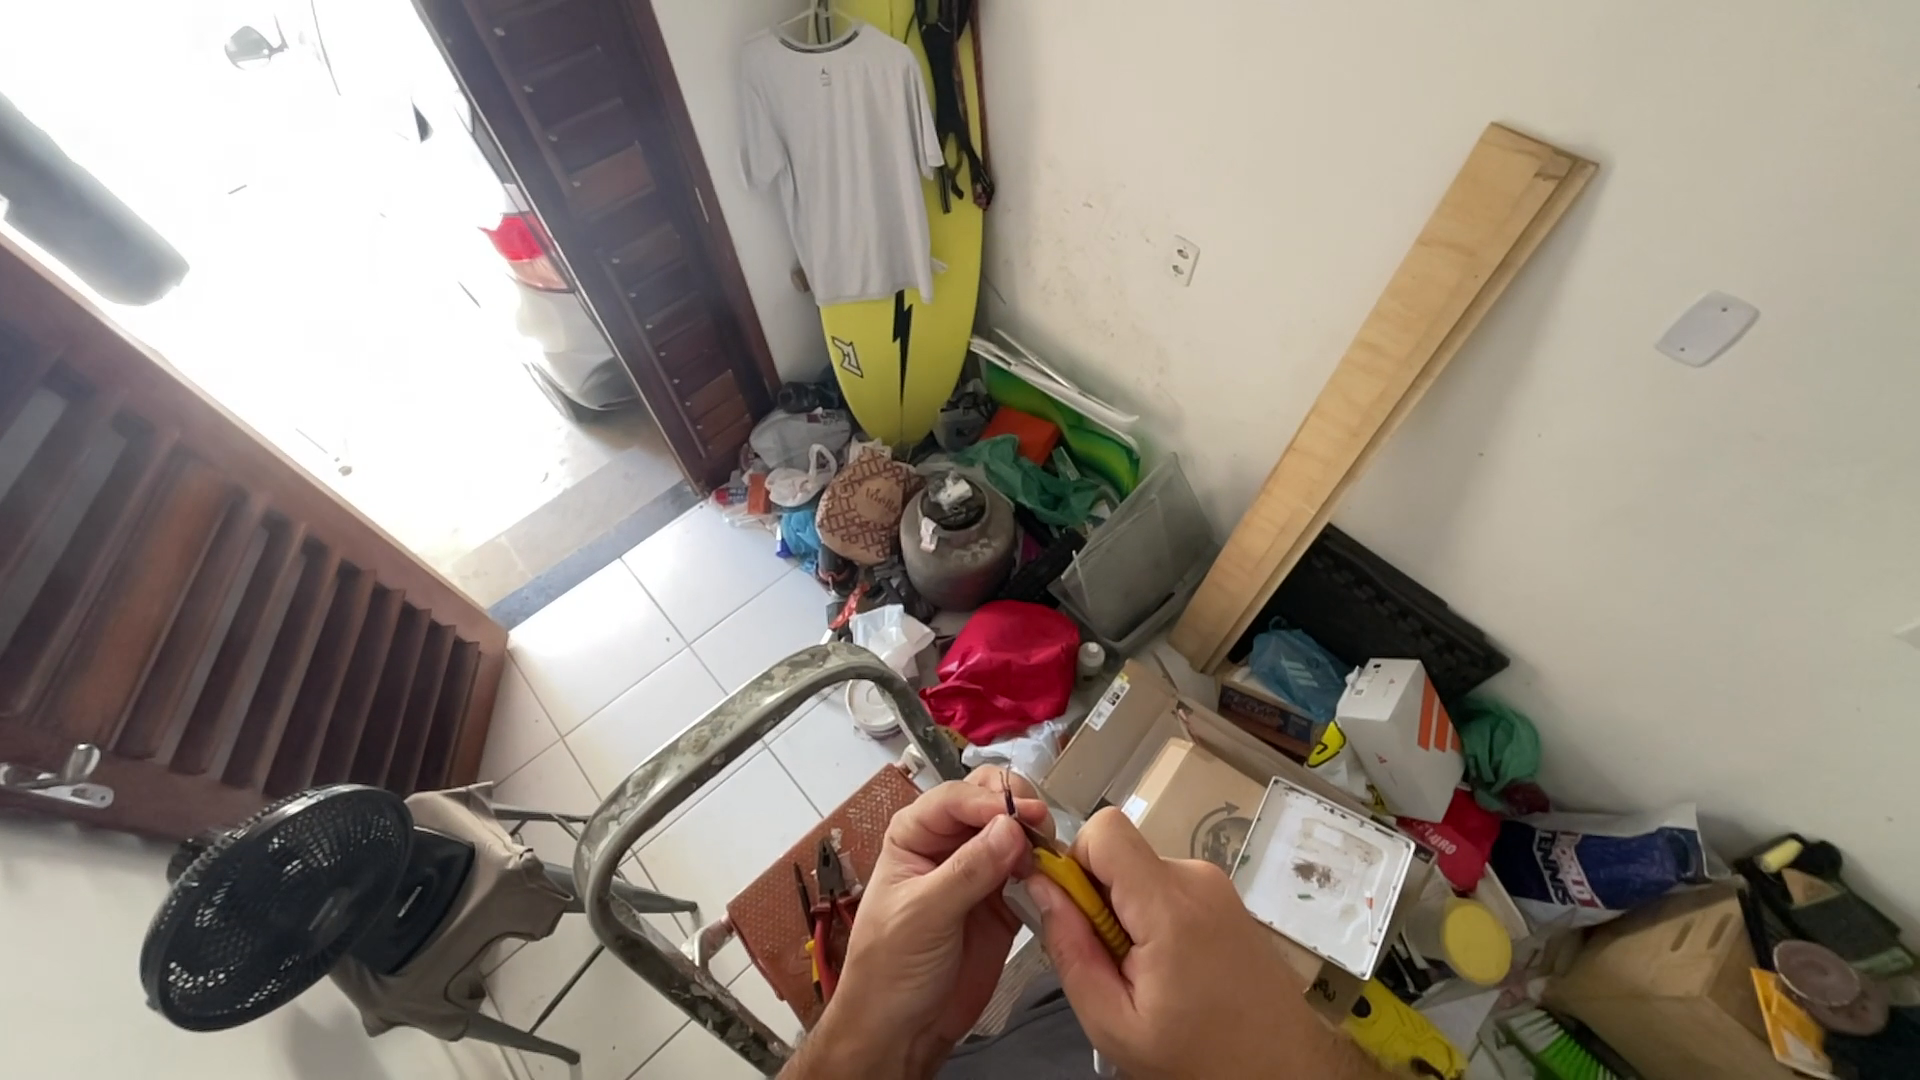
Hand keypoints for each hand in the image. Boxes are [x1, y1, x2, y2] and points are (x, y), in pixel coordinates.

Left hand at [788, 767, 1051, 1078]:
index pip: (956, 797)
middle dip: (1017, 805)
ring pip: (1016, 830)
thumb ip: (967, 871)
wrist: (901, 1031)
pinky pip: (1031, 869)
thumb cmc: (889, 969)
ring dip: (1035, 835)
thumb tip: (1010, 827)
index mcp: (916, 832)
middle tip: (1039, 827)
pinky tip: (1052, 877)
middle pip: (990, 799)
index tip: (1021, 815)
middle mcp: (949, 841)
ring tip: (1047, 855)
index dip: (989, 801)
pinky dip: (1045, 868)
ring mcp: (979, 867)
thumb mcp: (922, 916)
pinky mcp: (1004, 897)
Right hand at [1030, 808, 1387, 1079]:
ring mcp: (1215, 883)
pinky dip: (1153, 914)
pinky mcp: (1225, 894)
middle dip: (1100, 896)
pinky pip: (1166, 884)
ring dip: (1127, 909)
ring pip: (1139, 870)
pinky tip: (1172, 966)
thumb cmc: (1199, 1060)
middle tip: (1113, 960)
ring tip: (1147, 972)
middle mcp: (1195, 877)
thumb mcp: (1114, 1024)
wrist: (1289, 1075)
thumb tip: (1041, 884)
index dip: (1077, 859)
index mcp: (1169, 904)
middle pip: (1120, 852)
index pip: (1104, 828)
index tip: (1076, 911)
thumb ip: (1070, 950)